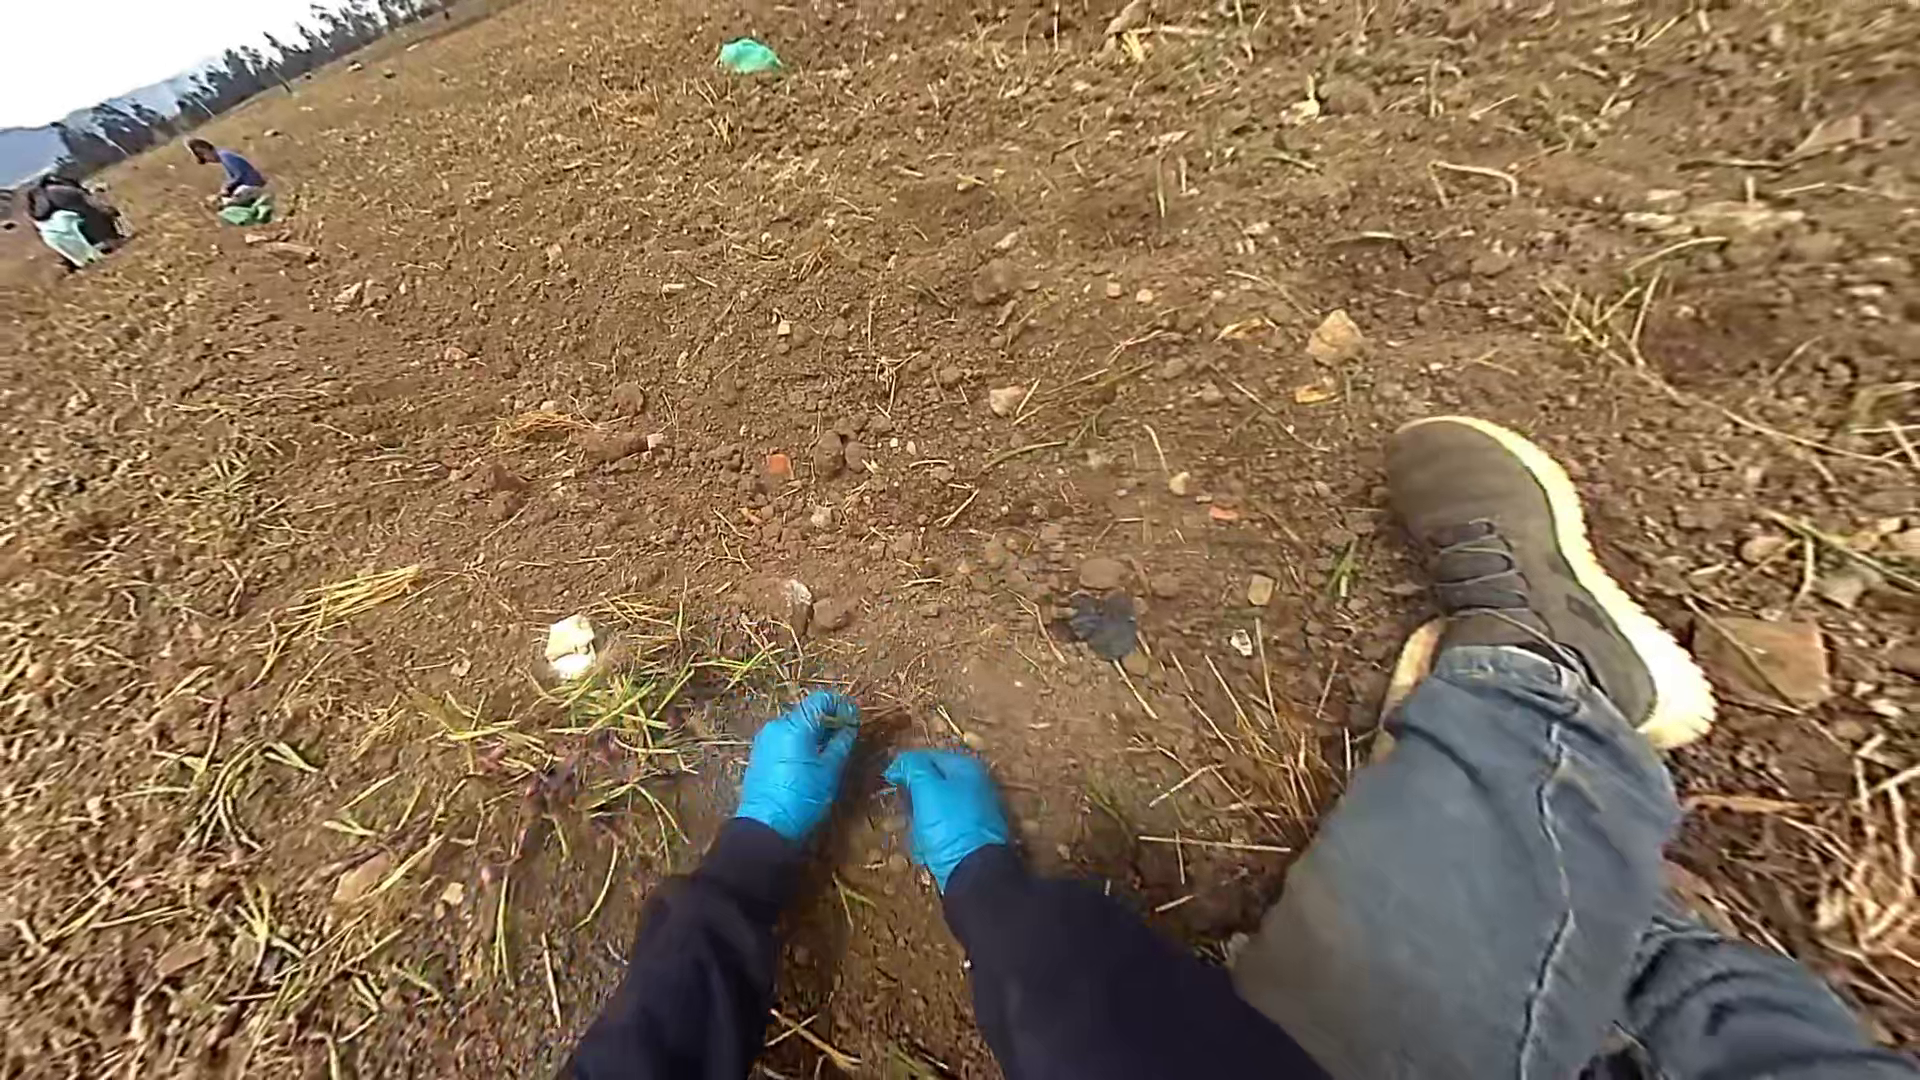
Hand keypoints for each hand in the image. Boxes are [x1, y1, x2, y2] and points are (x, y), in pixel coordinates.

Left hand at [735, 691, 859, 842]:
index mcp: (795, 725)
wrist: (765, 829)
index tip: (853, 718)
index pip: (821, 699)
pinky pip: (785, 737)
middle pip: (808, 711)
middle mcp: (777, 726)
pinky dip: (801, 741)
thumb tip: (850, 725)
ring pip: (796, 725)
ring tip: (830, 750)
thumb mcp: (830, 769)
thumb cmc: (802, 798)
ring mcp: (765, 739)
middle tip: (846, 735)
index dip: (841, 704)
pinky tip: (811, 760)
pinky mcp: (760, 753)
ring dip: (815, 731)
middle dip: (829, 719)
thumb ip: (842, 741)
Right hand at [884, 750, 1010, 891]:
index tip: (891, 780)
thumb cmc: (949, 825)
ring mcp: (975, 813)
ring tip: (918, 835)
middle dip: (914, 798)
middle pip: (932, 783)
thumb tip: (900, 762)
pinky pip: (942, 831)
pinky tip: (926, 850)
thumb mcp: (926, 788)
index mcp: (967, 768)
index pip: (930, 757)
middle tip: (906, 810)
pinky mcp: (970, 839)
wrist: (974, 875)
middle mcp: (975, 786)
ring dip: (919, 821)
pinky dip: (930, 838)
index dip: (907, 767)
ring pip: (934, 809)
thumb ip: (913, 767)